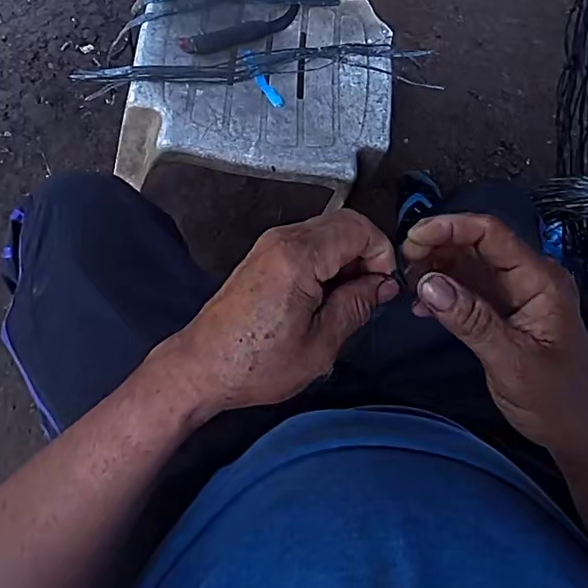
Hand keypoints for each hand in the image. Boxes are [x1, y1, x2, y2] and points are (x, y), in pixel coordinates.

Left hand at [151, 210, 397, 416]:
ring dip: (346, 259)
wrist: (203, 365)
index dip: (382, 254)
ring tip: (344, 302)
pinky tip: (322, 297)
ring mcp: (269, 244)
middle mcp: (281, 240)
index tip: (384, 285)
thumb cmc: (253, 363)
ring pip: (327, 231)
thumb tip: (382, 284)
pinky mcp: (263, 254)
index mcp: (297, 257)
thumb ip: (356, 305)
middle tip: (369, 294)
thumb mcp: (320, 345)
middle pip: (344, 223)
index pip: (358, 227)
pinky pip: (308, 242)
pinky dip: (326, 262)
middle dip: (367, 254)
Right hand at [401, 213, 587, 459]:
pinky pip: (462, 285)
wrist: (583, 438)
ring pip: (463, 262)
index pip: (491, 233)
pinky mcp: (497, 308)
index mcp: (540, 280)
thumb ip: (471, 320)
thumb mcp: (513, 363)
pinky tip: (419, 305)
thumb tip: (426, 282)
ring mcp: (511, 292)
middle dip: (434, 245)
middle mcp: (525, 277)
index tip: (412, 239)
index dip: (449, 227)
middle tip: (402, 264)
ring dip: (432, 266)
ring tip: (407, 285)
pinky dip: (438, 289)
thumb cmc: (559, 402)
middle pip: (473, 243)